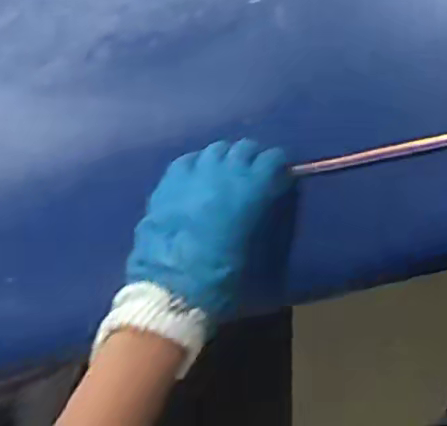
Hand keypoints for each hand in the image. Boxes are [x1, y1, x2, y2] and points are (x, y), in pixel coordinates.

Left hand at [125, 139, 292, 318]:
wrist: (170, 298)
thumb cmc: (224, 278)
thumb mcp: (263, 246)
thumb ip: (271, 212)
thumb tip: (275, 194)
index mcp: (254, 185)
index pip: (275, 157)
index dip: (278, 168)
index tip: (278, 180)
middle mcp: (227, 170)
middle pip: (246, 147)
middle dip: (251, 160)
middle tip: (249, 179)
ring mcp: (195, 174)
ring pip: (217, 150)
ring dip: (224, 161)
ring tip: (221, 178)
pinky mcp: (168, 184)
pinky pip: (187, 161)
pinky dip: (196, 167)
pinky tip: (195, 182)